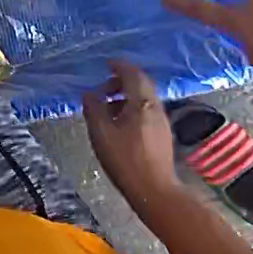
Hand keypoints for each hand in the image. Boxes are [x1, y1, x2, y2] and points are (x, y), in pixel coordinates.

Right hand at [84, 61, 187, 211]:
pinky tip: (119, 123)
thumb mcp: (101, 132)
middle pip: (142, 85)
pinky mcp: (162, 134)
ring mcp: (162, 121)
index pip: (133, 75)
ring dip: (126, 95)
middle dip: (122, 81)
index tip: (107, 63)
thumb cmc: (125, 159)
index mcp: (141, 103)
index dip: (120, 66)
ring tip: (107, 107)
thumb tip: (90, 94)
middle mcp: (155, 108)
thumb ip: (93, 108)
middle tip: (103, 87)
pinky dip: (132, 107)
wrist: (155, 190)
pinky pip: (146, 110)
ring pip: (144, 98)